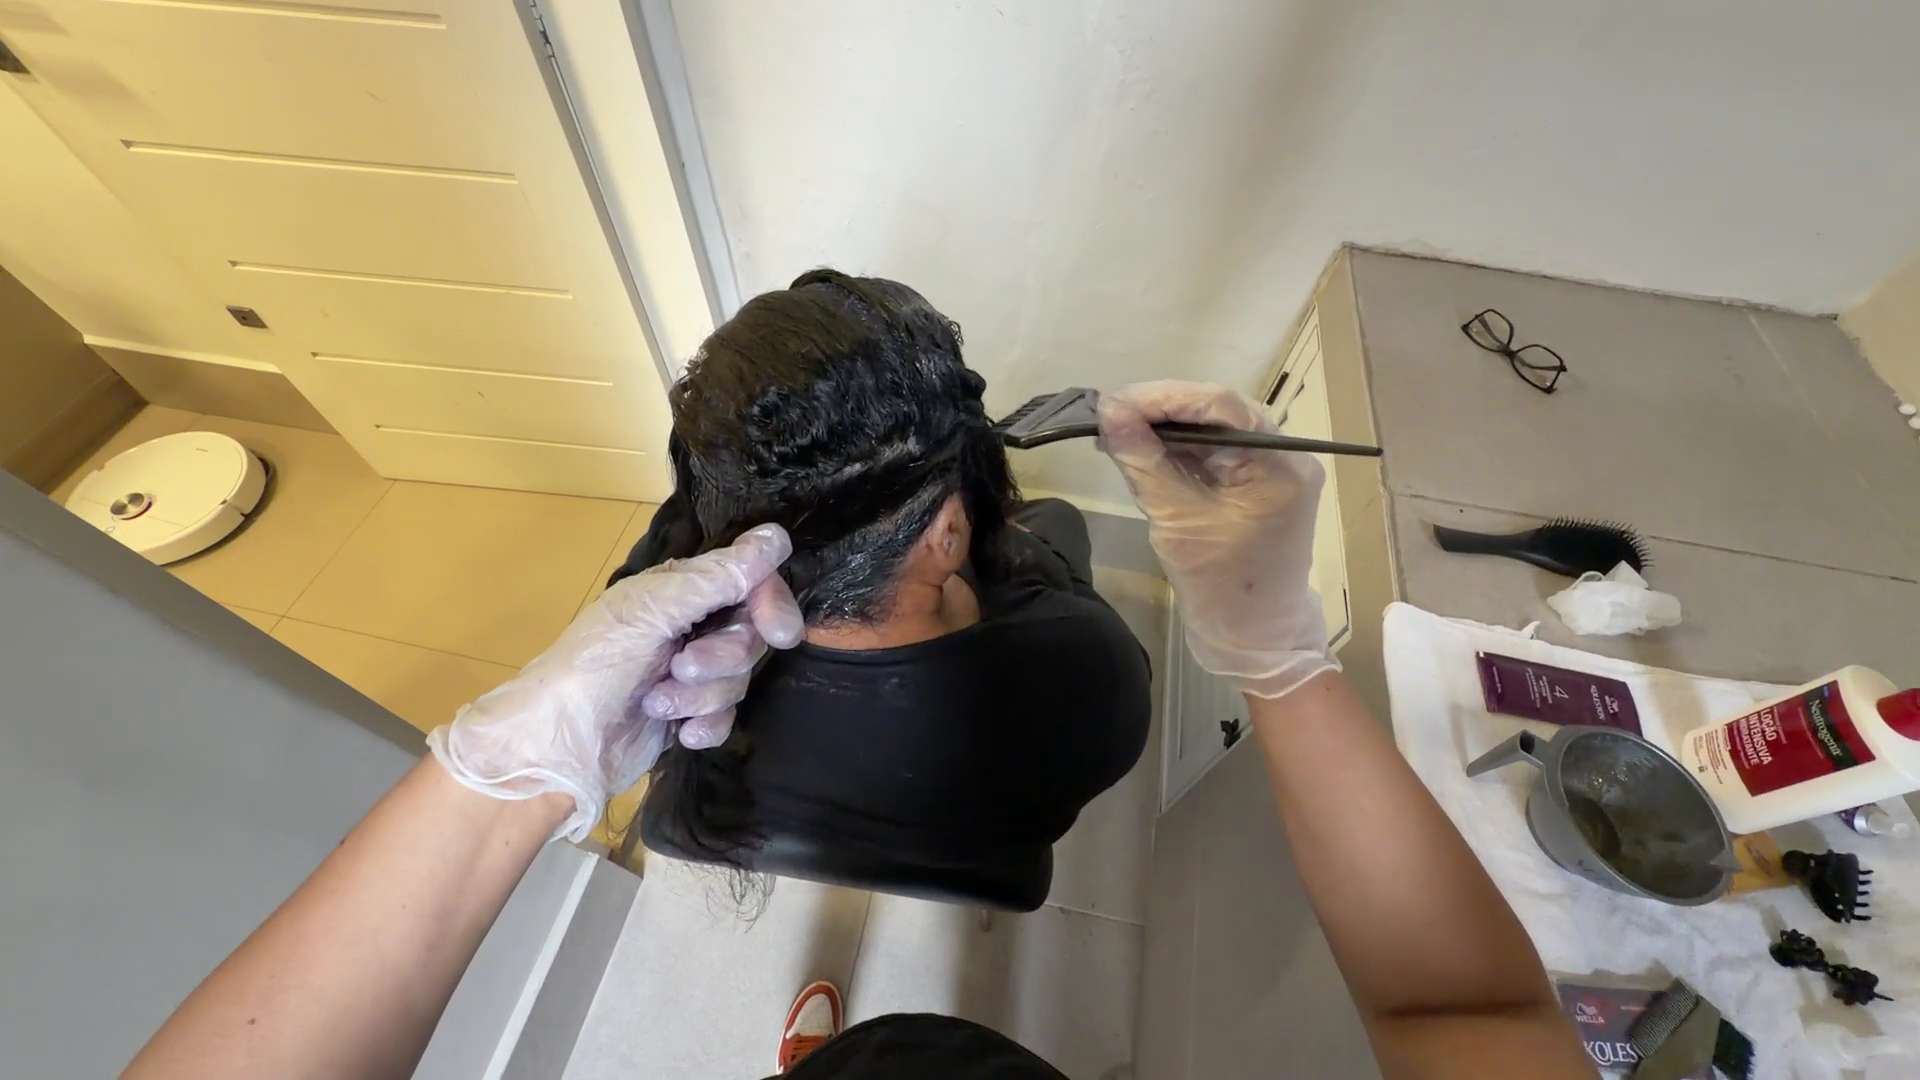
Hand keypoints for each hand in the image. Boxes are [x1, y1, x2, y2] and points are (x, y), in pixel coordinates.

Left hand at [427, 525, 804, 840]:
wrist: (556, 747)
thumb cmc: (594, 664)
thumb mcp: (652, 612)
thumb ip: (716, 577)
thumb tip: (777, 536)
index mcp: (683, 591)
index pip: (754, 583)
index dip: (772, 605)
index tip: (777, 632)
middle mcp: (694, 626)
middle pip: (752, 636)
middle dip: (723, 658)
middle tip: (684, 666)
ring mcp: (694, 673)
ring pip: (739, 679)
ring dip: (702, 695)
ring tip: (659, 701)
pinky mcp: (691, 714)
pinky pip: (727, 718)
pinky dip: (705, 726)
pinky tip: (678, 732)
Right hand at [1098, 380, 1336, 697]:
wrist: (1254, 635)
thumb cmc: (1220, 584)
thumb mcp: (1175, 519)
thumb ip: (1144, 461)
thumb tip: (1108, 412)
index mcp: (1278, 463)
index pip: (1219, 406)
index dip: (1162, 397)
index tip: (1112, 402)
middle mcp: (1285, 454)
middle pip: (1217, 411)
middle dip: (1160, 409)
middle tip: (1109, 414)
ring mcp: (1274, 467)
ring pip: (1213, 428)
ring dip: (1165, 427)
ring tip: (1117, 429)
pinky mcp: (1257, 482)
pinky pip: (1214, 452)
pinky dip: (1177, 449)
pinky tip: (1142, 448)